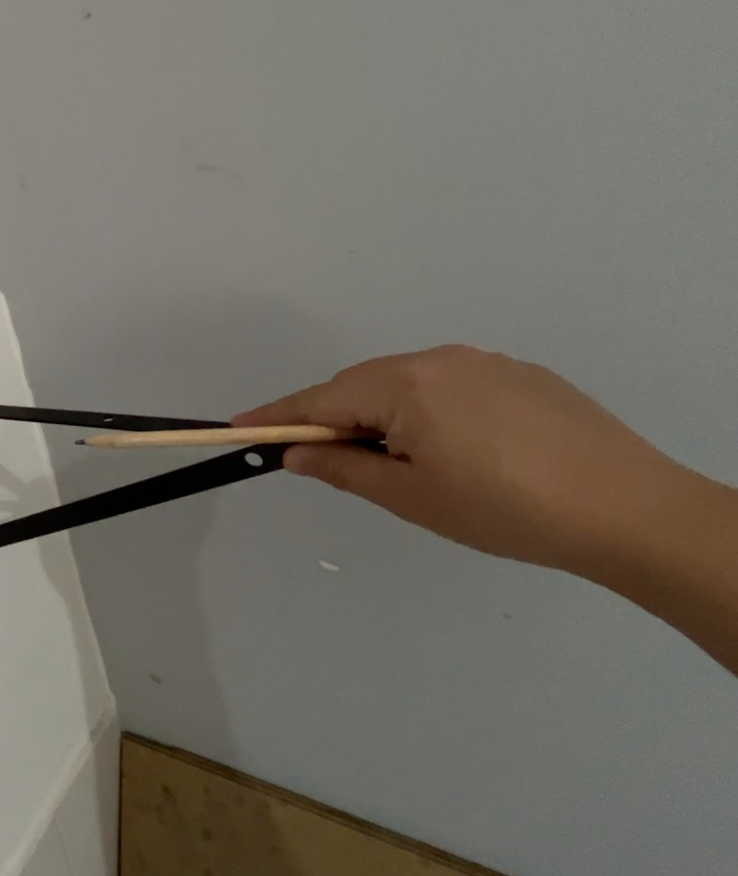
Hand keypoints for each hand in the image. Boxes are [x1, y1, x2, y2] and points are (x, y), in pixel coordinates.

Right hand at [234, 345, 713, 573]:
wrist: (636, 514)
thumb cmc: (505, 508)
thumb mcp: (409, 496)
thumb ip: (342, 467)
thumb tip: (297, 452)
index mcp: (406, 386)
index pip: (320, 398)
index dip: (277, 416)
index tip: (239, 427)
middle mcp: (441, 360)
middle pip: (361, 385)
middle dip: (334, 417)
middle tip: (320, 458)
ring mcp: (487, 364)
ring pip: (405, 384)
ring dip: (382, 415)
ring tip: (396, 463)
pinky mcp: (525, 377)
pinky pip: (449, 386)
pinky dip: (426, 411)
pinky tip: (452, 450)